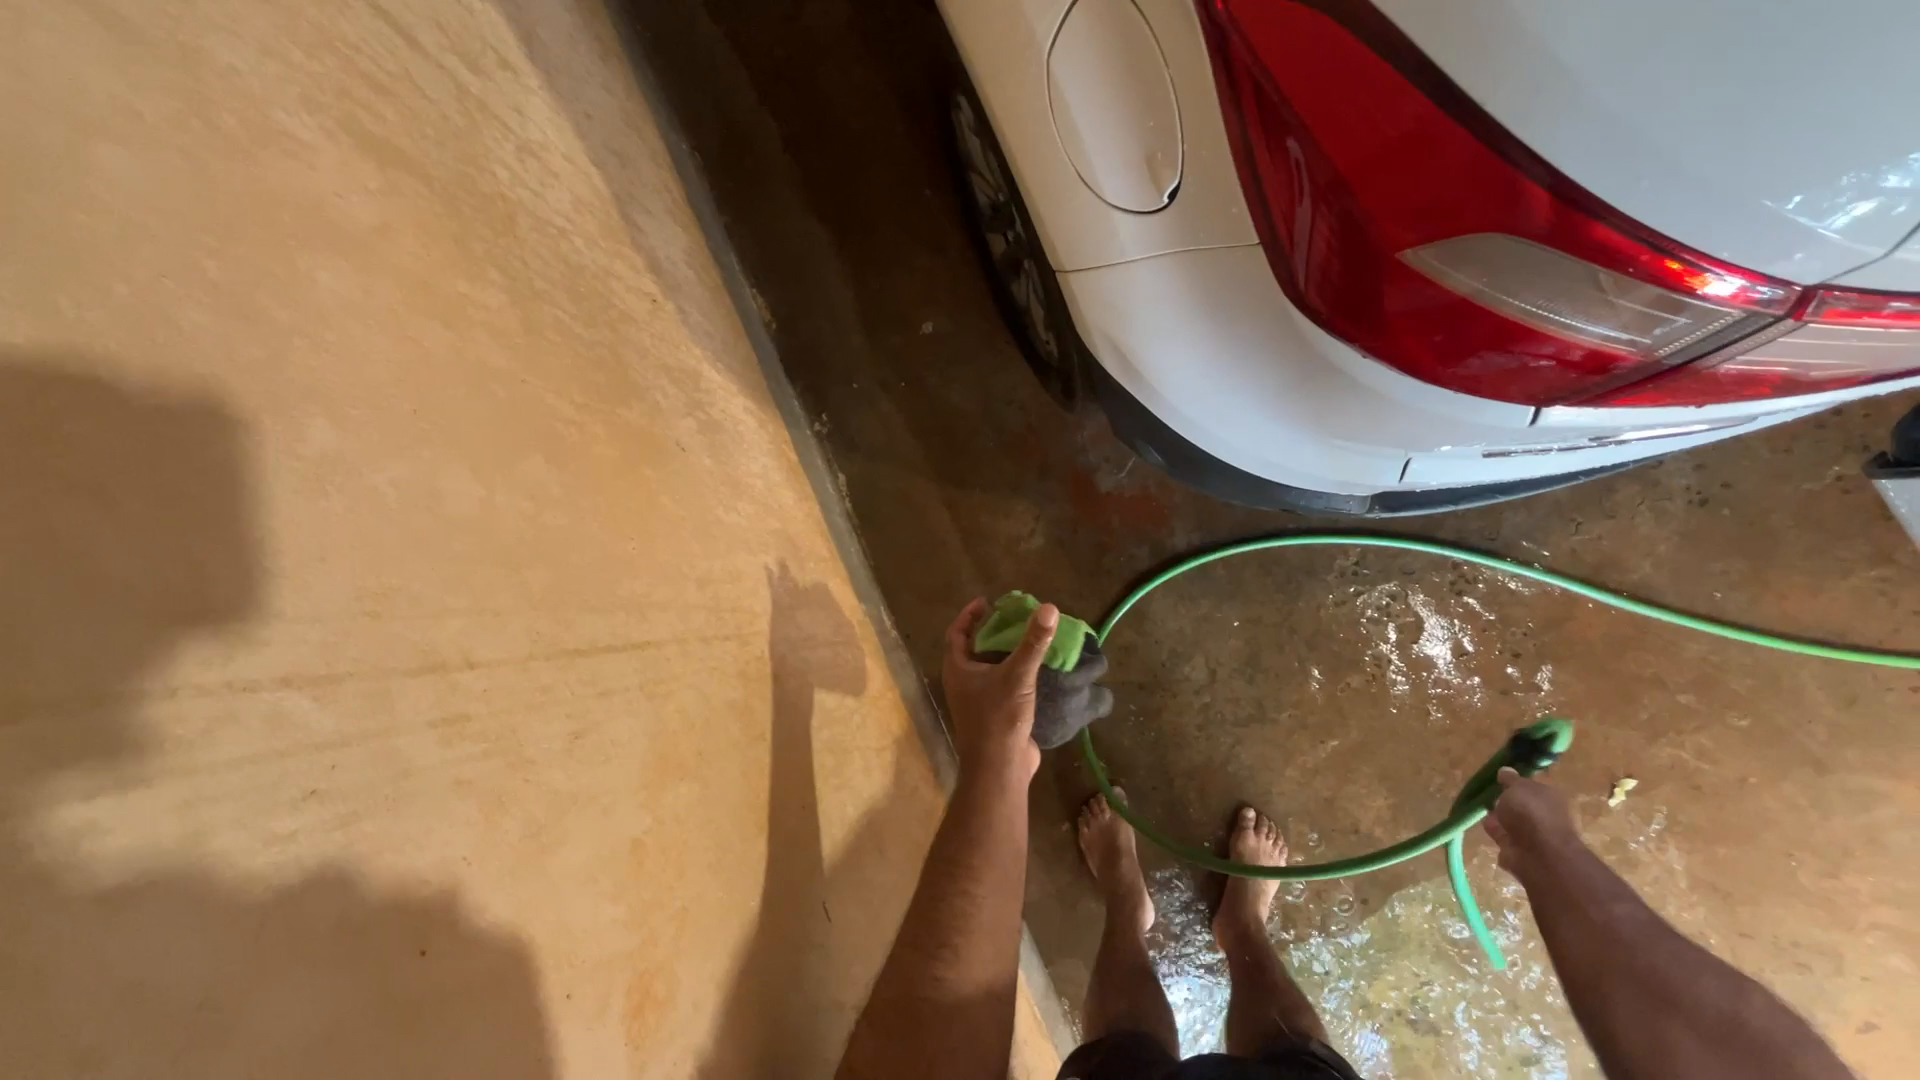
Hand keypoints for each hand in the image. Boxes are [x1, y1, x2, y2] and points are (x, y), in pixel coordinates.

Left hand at [941, 597, 1056, 784]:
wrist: (1000, 768)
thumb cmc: (999, 718)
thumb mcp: (1017, 675)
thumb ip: (1032, 643)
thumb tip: (1048, 608)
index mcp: (958, 670)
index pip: (957, 634)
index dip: (969, 616)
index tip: (986, 601)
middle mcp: (963, 683)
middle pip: (973, 650)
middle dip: (990, 632)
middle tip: (1012, 617)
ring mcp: (978, 701)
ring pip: (989, 669)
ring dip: (1005, 653)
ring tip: (1027, 639)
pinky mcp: (996, 715)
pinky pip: (1004, 686)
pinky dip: (1017, 673)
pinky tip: (1037, 670)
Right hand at [1483, 767, 1583, 881]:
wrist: (1538, 853)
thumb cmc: (1531, 812)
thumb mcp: (1518, 787)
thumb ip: (1510, 779)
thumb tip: (1505, 770)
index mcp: (1548, 797)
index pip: (1529, 787)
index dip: (1513, 783)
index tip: (1497, 781)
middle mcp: (1541, 815)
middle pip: (1517, 805)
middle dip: (1501, 803)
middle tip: (1487, 797)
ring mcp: (1531, 835)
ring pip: (1507, 822)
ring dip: (1496, 819)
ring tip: (1484, 813)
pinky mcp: (1518, 850)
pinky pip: (1502, 838)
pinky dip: (1495, 835)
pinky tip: (1488, 830)